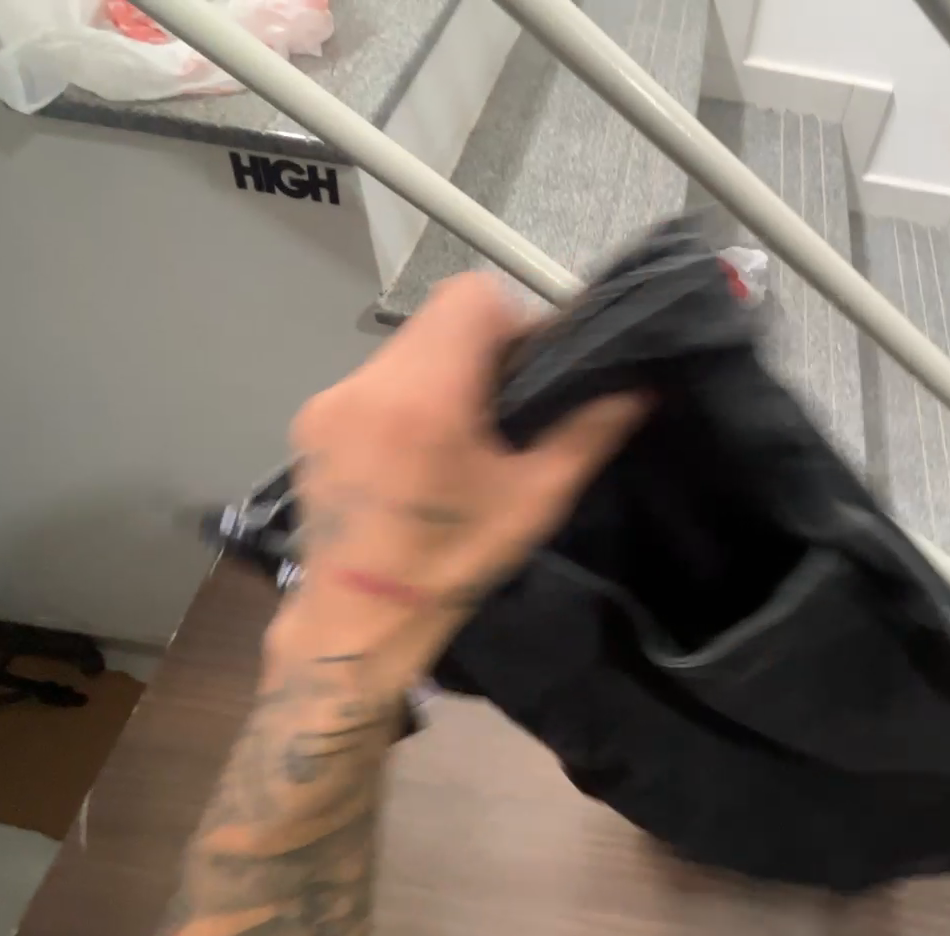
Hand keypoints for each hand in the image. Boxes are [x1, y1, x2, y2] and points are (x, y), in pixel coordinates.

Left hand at [271, 273, 649, 680]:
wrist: (356, 623)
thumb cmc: (451, 568)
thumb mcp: (534, 503)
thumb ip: (588, 434)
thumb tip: (637, 388)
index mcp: (424, 400)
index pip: (474, 298)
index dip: (517, 322)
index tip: (535, 370)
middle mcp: (367, 385)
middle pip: (440, 319)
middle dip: (484, 348)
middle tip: (507, 407)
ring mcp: (330, 400)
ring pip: (408, 347)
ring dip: (446, 372)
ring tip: (464, 435)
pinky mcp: (312, 420)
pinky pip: (376, 380)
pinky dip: (410, 396)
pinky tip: (421, 451)